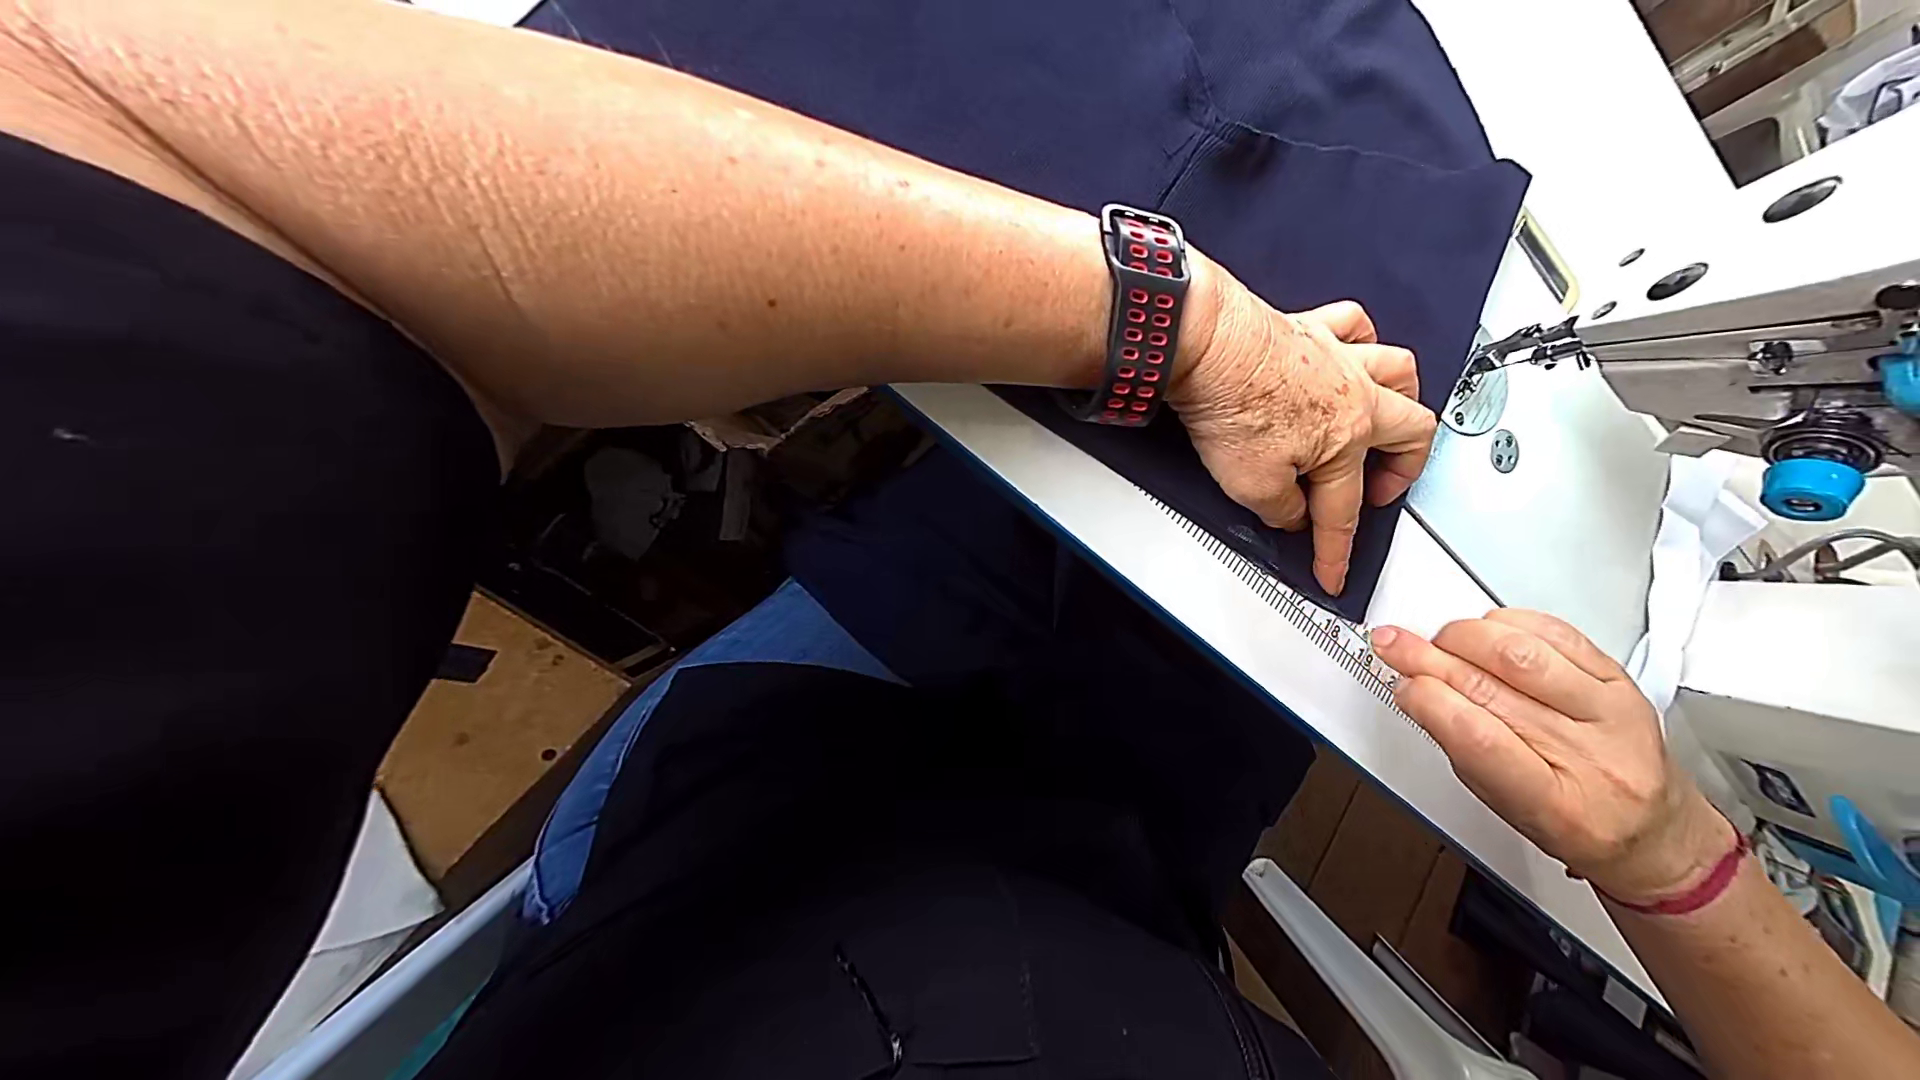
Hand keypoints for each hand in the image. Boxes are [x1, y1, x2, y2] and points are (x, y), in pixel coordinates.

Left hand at [1168, 265, 1435, 594]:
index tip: (1331, 572)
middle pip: (1409, 433)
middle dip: (1403, 469)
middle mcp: (1355, 393)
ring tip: (1389, 425)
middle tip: (1381, 490)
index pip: (1342, 509)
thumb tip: (1292, 515)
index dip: (1335, 549)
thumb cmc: (1230, 403)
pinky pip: (1356, 326)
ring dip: (1403, 401)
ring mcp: (1336, 356)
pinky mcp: (1308, 328)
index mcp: (1346, 438)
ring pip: (1399, 372)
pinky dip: (1363, 340)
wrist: (1208, 344)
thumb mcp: (1251, 484)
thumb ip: (1280, 508)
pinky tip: (1355, 351)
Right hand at [1370, 609, 1737, 904]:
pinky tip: (1488, 631)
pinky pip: (1559, 633)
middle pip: (1492, 686)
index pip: (1479, 738)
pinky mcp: (1622, 680)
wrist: (1656, 833)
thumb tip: (1413, 687)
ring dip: (1463, 636)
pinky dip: (1509, 622)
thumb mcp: (1497, 800)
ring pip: (1522, 652)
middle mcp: (1592, 755)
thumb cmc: (1572, 820)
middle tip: (1394, 644)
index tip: (1402, 685)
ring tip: (1441, 640)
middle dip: (1426, 656)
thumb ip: (1455, 742)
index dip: (1429, 700)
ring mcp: (1613, 713)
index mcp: (1555, 802)